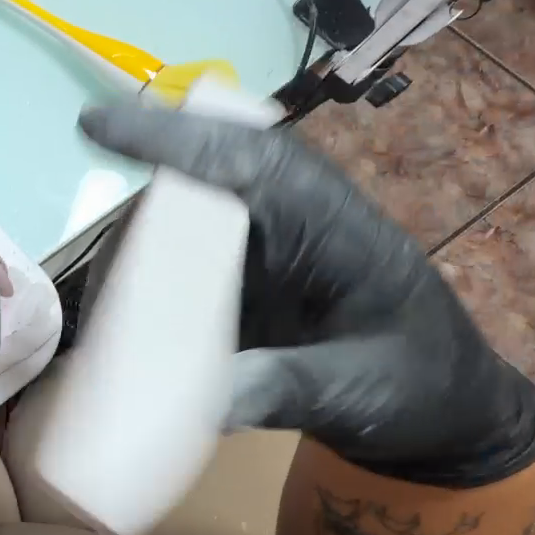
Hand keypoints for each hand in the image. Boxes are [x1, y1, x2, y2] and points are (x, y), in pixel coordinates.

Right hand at [77, 103, 534, 488]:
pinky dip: (148, 258)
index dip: (173, 141)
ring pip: (198, 201)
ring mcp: (272, 243)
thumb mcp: (355, 394)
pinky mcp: (252, 269)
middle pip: (217, 161)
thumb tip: (195, 397)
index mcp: (334, 229)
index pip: (249, 163)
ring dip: (144, 218)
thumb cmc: (415, 389)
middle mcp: (295, 220)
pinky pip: (192, 244)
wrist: (443, 408)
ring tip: (98, 268)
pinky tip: (117, 292)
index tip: (99, 126)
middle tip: (91, 139)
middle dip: (154, 146)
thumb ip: (280, 387)